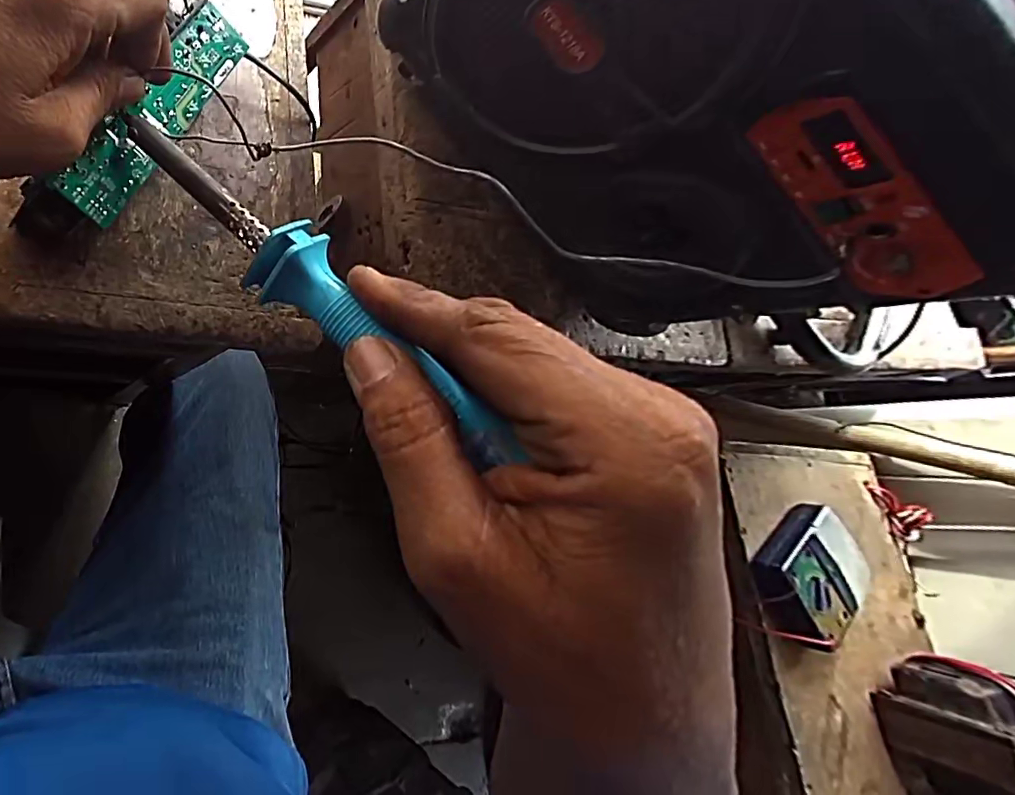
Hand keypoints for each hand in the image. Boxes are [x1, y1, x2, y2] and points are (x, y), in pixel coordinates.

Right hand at [342, 267, 733, 779]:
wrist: (641, 729)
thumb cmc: (559, 662)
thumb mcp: (453, 551)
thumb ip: (407, 436)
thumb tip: (370, 353)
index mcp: (621, 441)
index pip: (492, 339)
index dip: (412, 306)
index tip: (356, 285)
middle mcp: (654, 413)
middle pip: (511, 337)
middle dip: (429, 330)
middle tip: (359, 323)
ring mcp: (658, 419)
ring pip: (527, 353)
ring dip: (458, 363)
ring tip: (403, 381)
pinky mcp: (646, 432)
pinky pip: (550, 381)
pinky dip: (493, 386)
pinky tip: (460, 415)